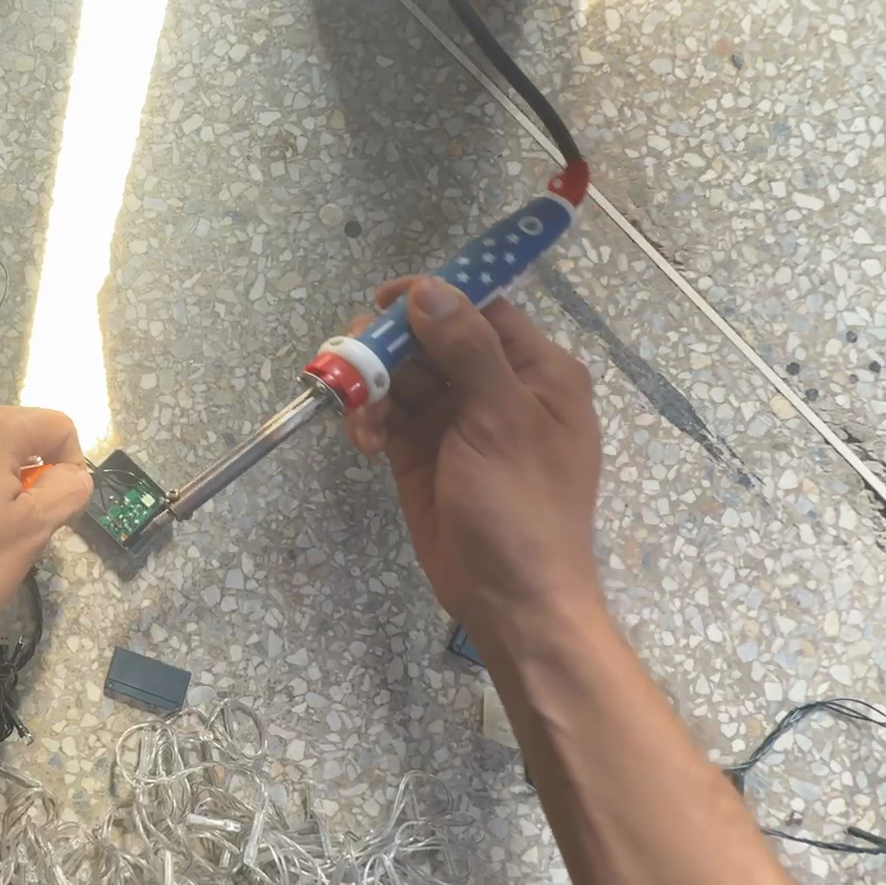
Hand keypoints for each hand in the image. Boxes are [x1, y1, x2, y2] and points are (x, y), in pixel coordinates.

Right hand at [345, 276, 604, 637]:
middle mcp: (491, 389)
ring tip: (363, 422)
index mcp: (532, 372)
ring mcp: (452, 422)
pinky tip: (366, 444)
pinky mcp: (418, 452)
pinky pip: (386, 418)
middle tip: (353, 365)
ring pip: (400, 380)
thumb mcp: (502, 420)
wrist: (506, 594)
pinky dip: (370, 423)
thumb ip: (467, 351)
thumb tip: (429, 291)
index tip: (384, 301)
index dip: (434, 298)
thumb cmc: (521, 504)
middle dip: (388, 352)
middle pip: (428, 343)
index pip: (480, 311)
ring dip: (373, 393)